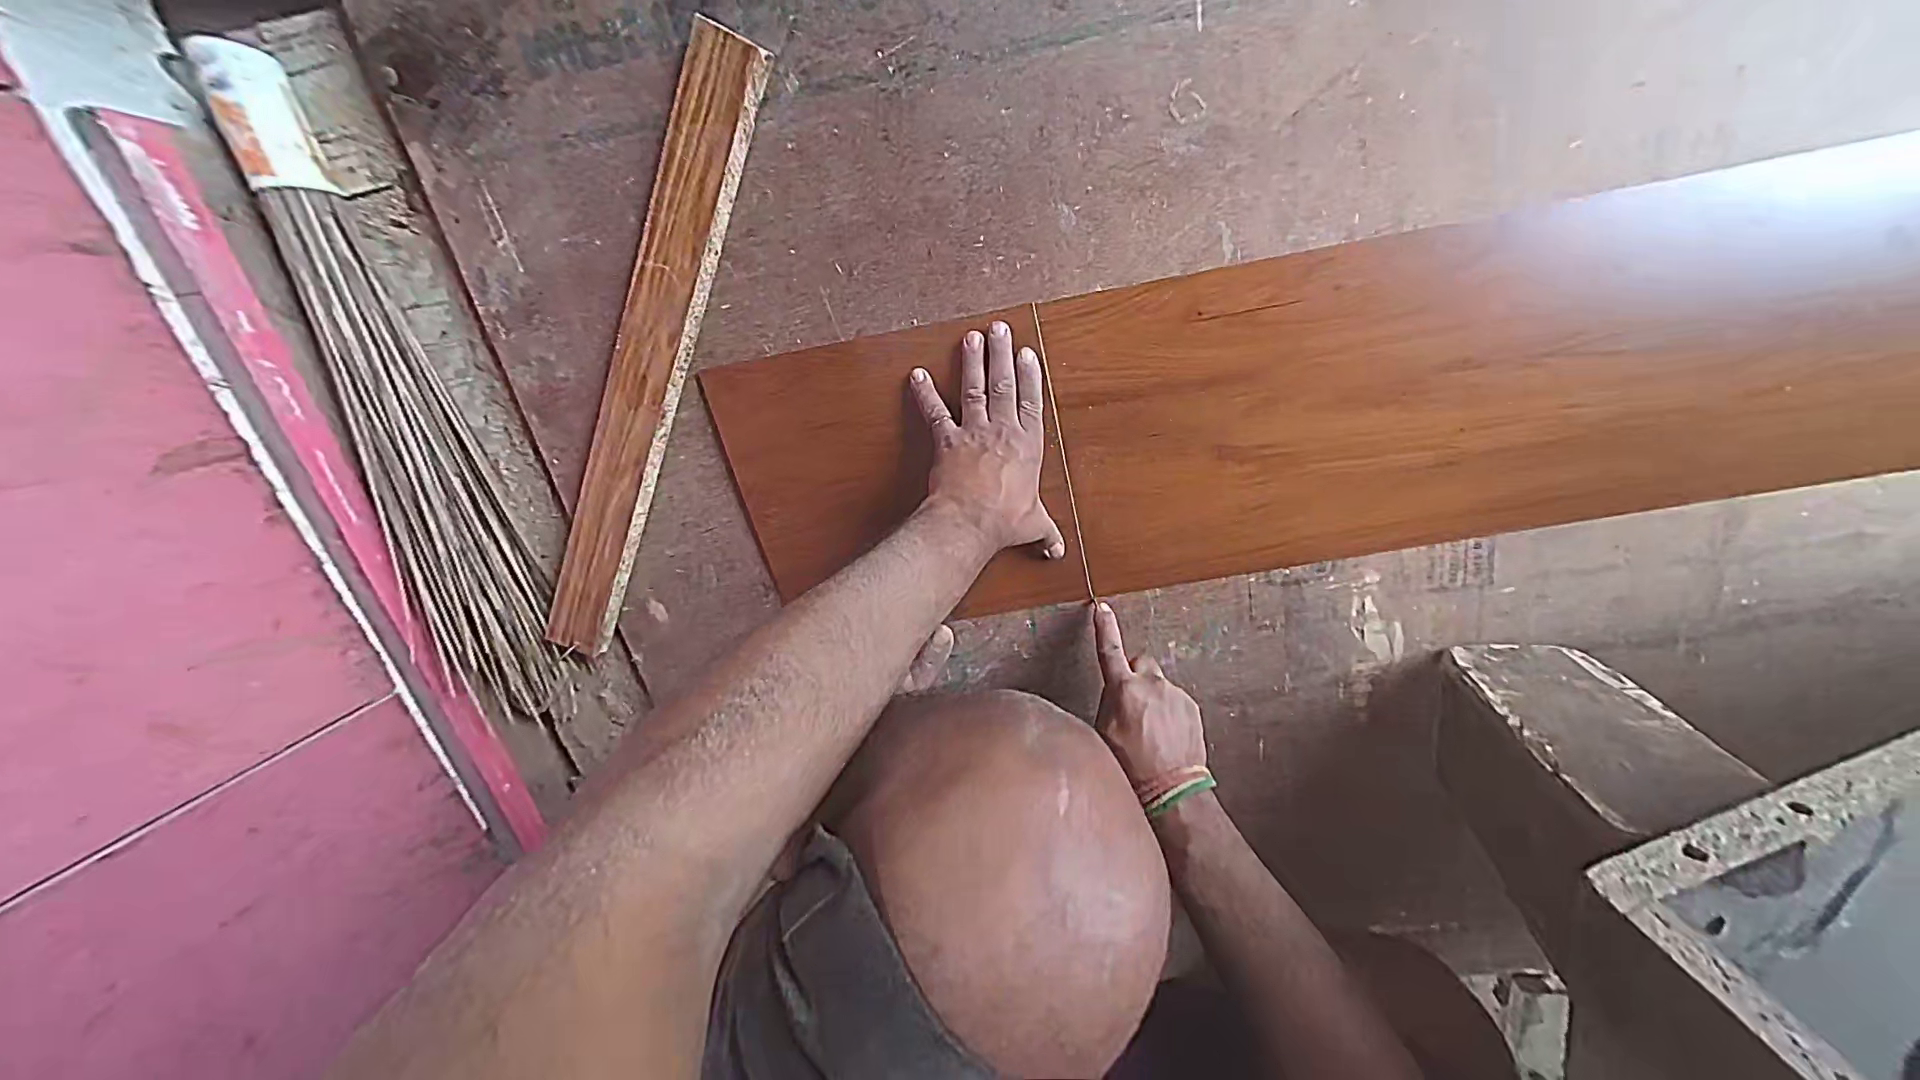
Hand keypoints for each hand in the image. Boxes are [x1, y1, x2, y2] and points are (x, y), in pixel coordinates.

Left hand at [908, 321, 1066, 558]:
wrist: (970, 522)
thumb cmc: (1004, 521)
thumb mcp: (1032, 526)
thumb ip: (1045, 533)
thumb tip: (1057, 552)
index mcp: (1028, 445)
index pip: (1031, 402)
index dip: (1030, 376)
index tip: (1028, 353)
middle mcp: (1003, 431)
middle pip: (1003, 384)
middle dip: (1002, 354)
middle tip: (999, 329)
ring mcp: (974, 432)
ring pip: (974, 389)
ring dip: (972, 361)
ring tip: (971, 337)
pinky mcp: (947, 441)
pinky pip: (935, 412)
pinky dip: (925, 394)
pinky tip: (917, 375)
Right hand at [1092, 602, 1207, 785]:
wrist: (1171, 790)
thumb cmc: (1132, 765)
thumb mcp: (1103, 732)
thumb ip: (1108, 702)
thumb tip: (1115, 691)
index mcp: (1124, 689)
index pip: (1110, 650)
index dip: (1105, 627)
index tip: (1102, 609)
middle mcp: (1152, 685)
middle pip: (1140, 663)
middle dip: (1135, 677)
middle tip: (1130, 705)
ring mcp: (1175, 695)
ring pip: (1158, 685)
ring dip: (1152, 698)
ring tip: (1148, 730)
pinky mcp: (1191, 706)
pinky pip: (1173, 700)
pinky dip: (1168, 711)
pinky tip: (1163, 735)